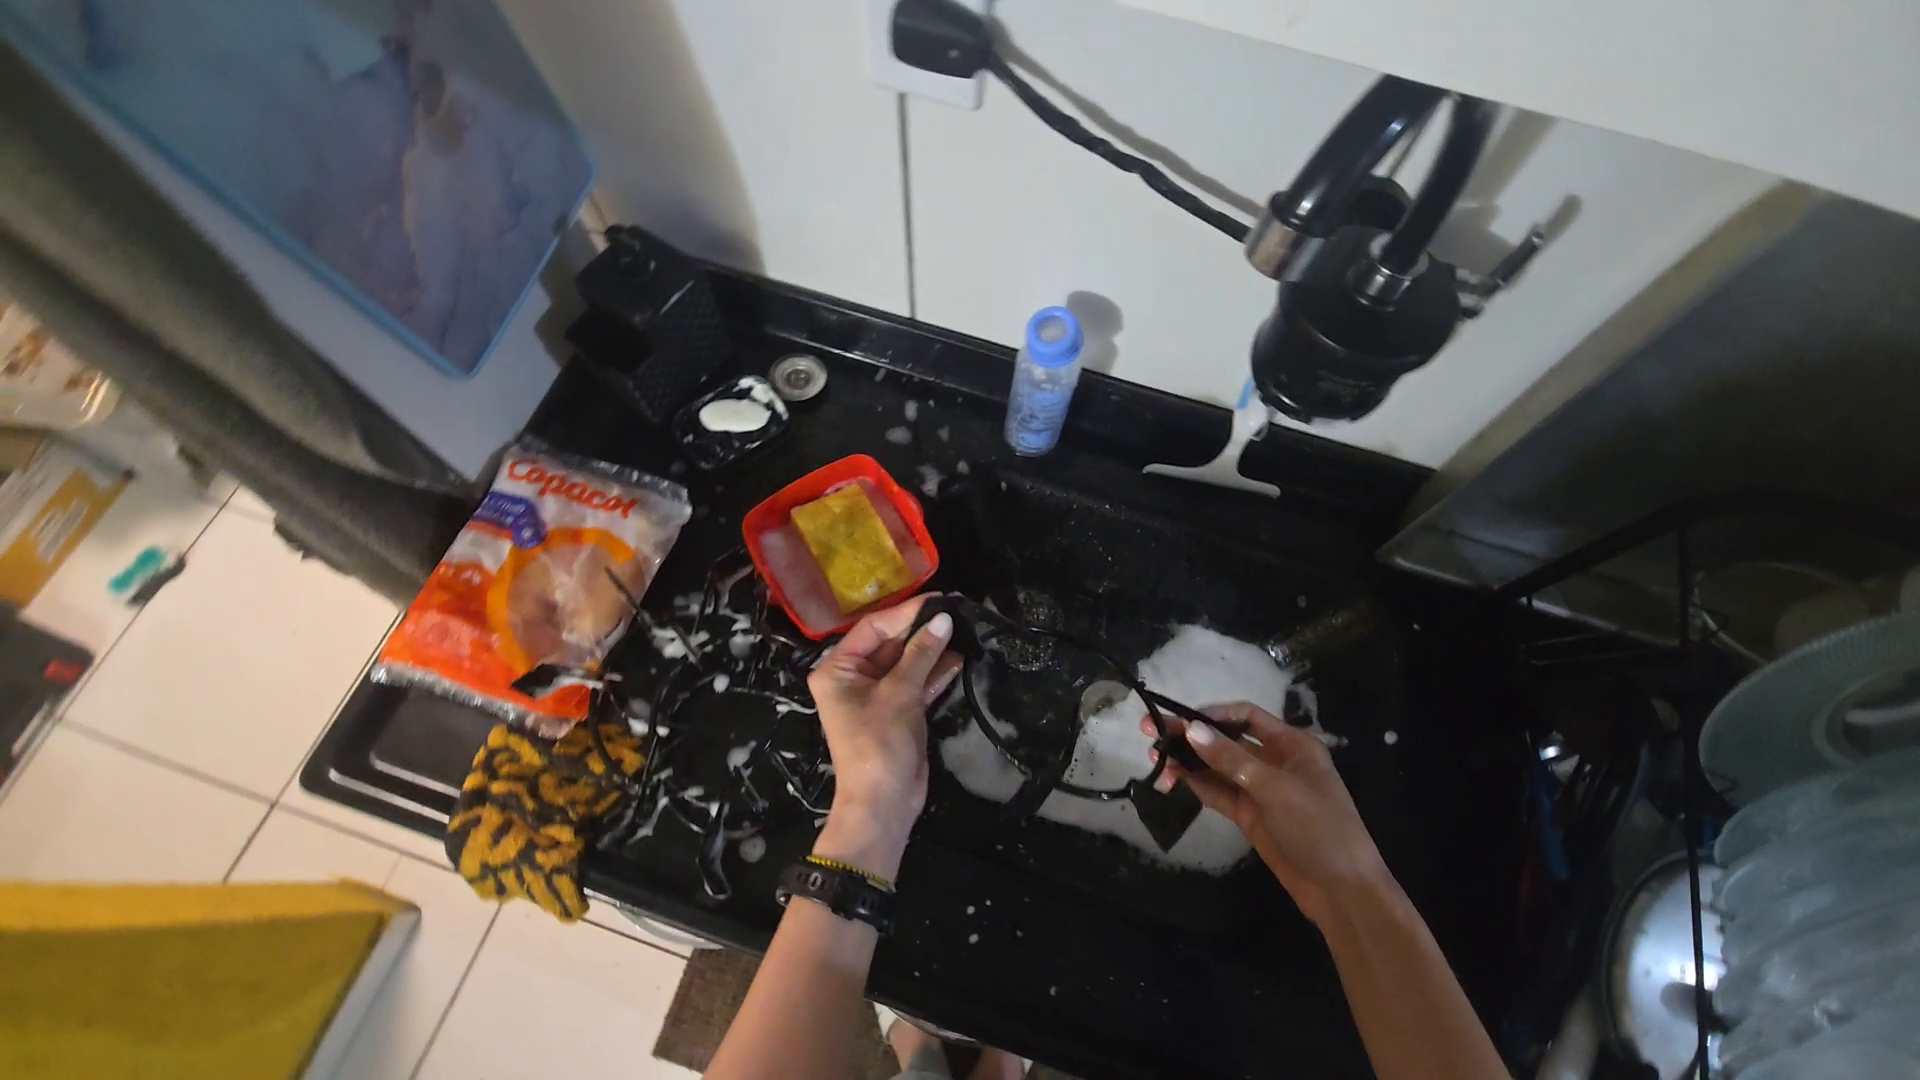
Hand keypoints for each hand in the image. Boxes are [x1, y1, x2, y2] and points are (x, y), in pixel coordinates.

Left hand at [807, 595, 960, 878]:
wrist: (884, 804)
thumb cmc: (879, 744)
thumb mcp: (899, 693)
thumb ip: (921, 653)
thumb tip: (943, 619)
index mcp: (837, 669)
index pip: (873, 628)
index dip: (905, 613)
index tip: (939, 599)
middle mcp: (854, 677)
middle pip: (890, 642)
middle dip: (921, 630)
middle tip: (955, 610)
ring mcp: (877, 695)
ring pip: (907, 662)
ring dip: (932, 649)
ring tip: (963, 628)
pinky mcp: (899, 710)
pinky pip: (917, 682)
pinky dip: (935, 671)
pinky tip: (959, 656)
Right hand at [1144, 702, 1392, 925]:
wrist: (1342, 891)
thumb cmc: (1319, 828)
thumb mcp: (1275, 789)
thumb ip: (1230, 758)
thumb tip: (1190, 729)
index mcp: (1292, 745)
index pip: (1246, 716)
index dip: (1212, 714)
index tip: (1179, 719)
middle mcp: (1275, 761)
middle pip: (1226, 740)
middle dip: (1190, 735)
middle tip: (1150, 731)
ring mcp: (1261, 790)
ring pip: (1217, 767)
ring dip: (1188, 761)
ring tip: (1154, 758)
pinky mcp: (1250, 815)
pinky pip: (1218, 793)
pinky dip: (1195, 785)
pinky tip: (1171, 779)